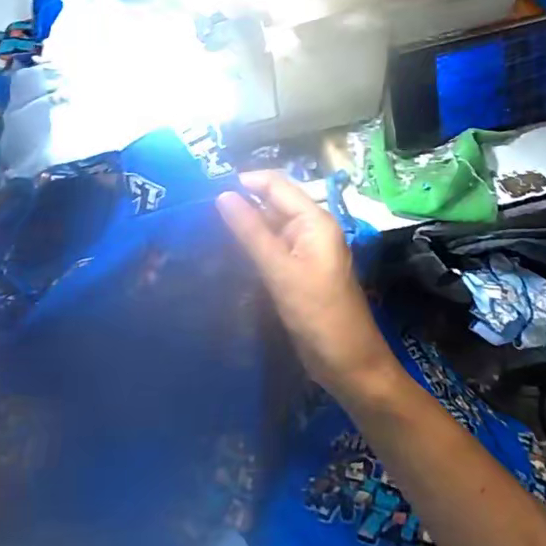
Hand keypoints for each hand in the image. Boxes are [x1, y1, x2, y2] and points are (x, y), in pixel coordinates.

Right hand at [215, 171, 402, 399]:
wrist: (349, 364)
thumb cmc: (318, 315)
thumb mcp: (281, 271)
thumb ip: (251, 232)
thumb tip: (222, 196)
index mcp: (314, 221)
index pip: (275, 185)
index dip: (243, 181)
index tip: (204, 186)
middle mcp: (309, 230)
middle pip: (271, 204)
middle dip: (239, 202)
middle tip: (196, 206)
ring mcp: (302, 252)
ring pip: (267, 227)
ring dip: (241, 225)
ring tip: (202, 224)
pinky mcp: (295, 273)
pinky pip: (269, 249)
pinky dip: (248, 247)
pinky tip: (222, 250)